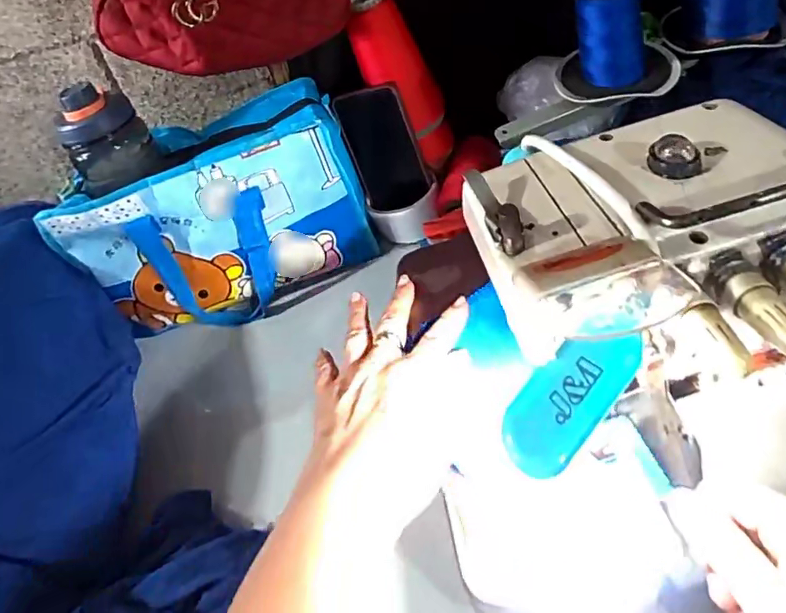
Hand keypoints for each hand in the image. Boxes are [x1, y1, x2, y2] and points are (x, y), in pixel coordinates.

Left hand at [233, 277, 471, 612]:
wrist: (340, 502)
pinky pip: (325, 373)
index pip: (438, 338)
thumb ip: (451, 394)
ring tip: (357, 298)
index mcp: (412, 376)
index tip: (460, 302)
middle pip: (392, 326)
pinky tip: (323, 353)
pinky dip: (325, 362)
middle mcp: (379, 370)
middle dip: (401, 302)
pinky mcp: (326, 403)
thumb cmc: (398, 476)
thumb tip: (461, 364)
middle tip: (405, 283)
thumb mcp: (440, 435)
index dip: (452, 319)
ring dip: (357, 317)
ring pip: (354, 339)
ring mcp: (350, 383)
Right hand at [668, 484, 785, 612]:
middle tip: (726, 599)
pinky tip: (764, 610)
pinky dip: (770, 592)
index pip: (735, 491)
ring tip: (743, 609)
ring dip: (746, 579)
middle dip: (727, 555)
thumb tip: (684, 502)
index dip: (707, 520)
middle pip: (751, 520)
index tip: (700, 563)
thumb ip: (724, 549)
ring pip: (767, 550)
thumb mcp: (769, 601)